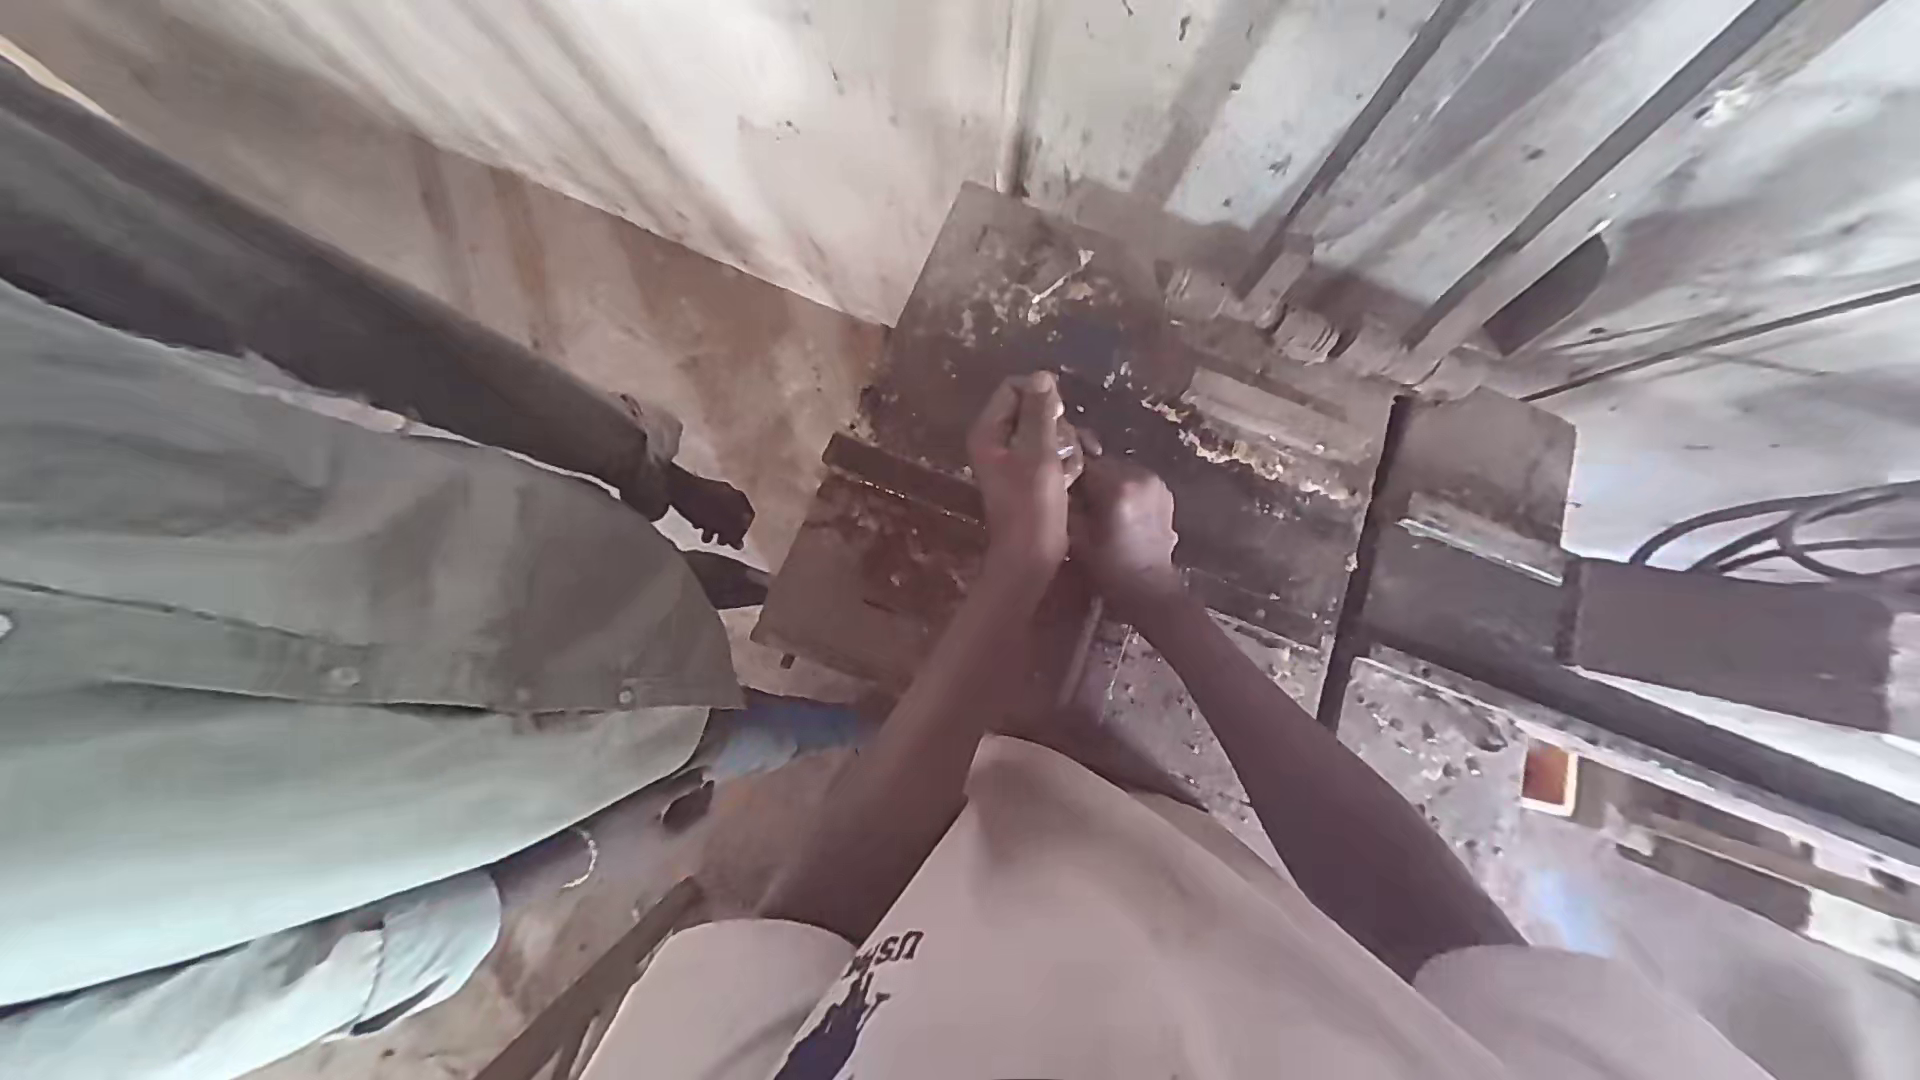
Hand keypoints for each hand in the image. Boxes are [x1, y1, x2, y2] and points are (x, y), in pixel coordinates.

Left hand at [667, 465, 754, 547]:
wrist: (676, 487)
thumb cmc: (702, 506)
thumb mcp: (720, 524)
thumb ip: (732, 535)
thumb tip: (741, 546)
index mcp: (738, 497)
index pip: (748, 518)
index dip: (742, 531)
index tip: (734, 541)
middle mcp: (730, 494)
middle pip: (734, 517)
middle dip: (726, 532)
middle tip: (719, 541)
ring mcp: (715, 494)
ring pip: (720, 516)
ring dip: (715, 529)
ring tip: (706, 537)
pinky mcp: (701, 496)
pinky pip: (708, 511)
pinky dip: (705, 521)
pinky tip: (698, 525)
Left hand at [966, 371, 1084, 577]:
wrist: (1032, 553)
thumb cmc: (1032, 504)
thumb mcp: (1038, 452)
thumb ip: (1040, 412)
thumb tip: (1042, 376)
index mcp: (988, 431)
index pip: (1013, 388)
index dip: (1040, 395)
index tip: (1059, 413)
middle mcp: (997, 441)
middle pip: (1034, 409)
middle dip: (1057, 425)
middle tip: (1064, 449)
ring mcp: (1015, 459)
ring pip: (1049, 431)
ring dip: (1066, 446)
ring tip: (1068, 470)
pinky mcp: (1032, 474)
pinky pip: (1053, 453)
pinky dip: (1065, 463)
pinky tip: (1069, 480)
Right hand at [1069, 455, 1183, 620]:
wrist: (1150, 590)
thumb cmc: (1109, 569)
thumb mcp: (1076, 537)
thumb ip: (1065, 504)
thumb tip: (1057, 484)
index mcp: (1117, 485)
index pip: (1082, 460)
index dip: (1066, 471)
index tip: (1057, 486)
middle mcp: (1140, 475)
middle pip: (1102, 462)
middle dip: (1087, 478)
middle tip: (1074, 500)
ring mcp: (1156, 483)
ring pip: (1118, 470)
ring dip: (1105, 483)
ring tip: (1095, 508)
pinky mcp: (1164, 493)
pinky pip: (1134, 481)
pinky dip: (1123, 490)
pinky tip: (1116, 512)